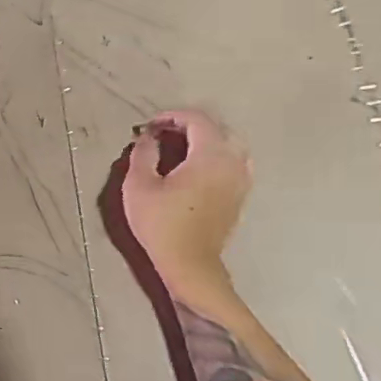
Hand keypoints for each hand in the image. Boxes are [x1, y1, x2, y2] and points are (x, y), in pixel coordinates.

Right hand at [122, 110, 252, 301]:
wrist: (190, 264)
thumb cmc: (161, 224)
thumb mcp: (138, 185)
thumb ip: (143, 154)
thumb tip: (148, 138)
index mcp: (211, 154)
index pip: (196, 120)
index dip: (171, 116)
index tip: (150, 126)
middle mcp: (233, 161)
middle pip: (216, 129)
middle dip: (188, 126)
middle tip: (162, 134)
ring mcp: (241, 179)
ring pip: (228, 145)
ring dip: (204, 141)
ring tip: (179, 149)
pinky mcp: (240, 195)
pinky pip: (232, 163)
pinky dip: (214, 157)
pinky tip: (195, 169)